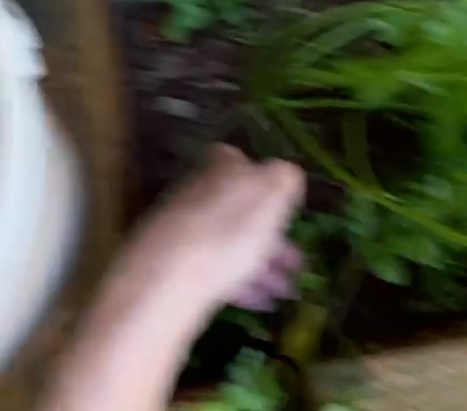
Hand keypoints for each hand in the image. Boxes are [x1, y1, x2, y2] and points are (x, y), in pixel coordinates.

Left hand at [122, 145, 305, 314]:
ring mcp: (184, 223)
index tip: (292, 220)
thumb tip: (286, 173)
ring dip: (262, 267)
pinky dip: (239, 283)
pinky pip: (215, 267)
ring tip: (285, 295)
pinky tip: (259, 304)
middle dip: (273, 240)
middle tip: (298, 268)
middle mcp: (200, 187)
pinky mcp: (173, 260)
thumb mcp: (272, 193)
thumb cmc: (230, 228)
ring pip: (232, 242)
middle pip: (243, 211)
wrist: (168, 276)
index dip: (274, 193)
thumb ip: (285, 177)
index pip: (250, 167)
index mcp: (222, 163)